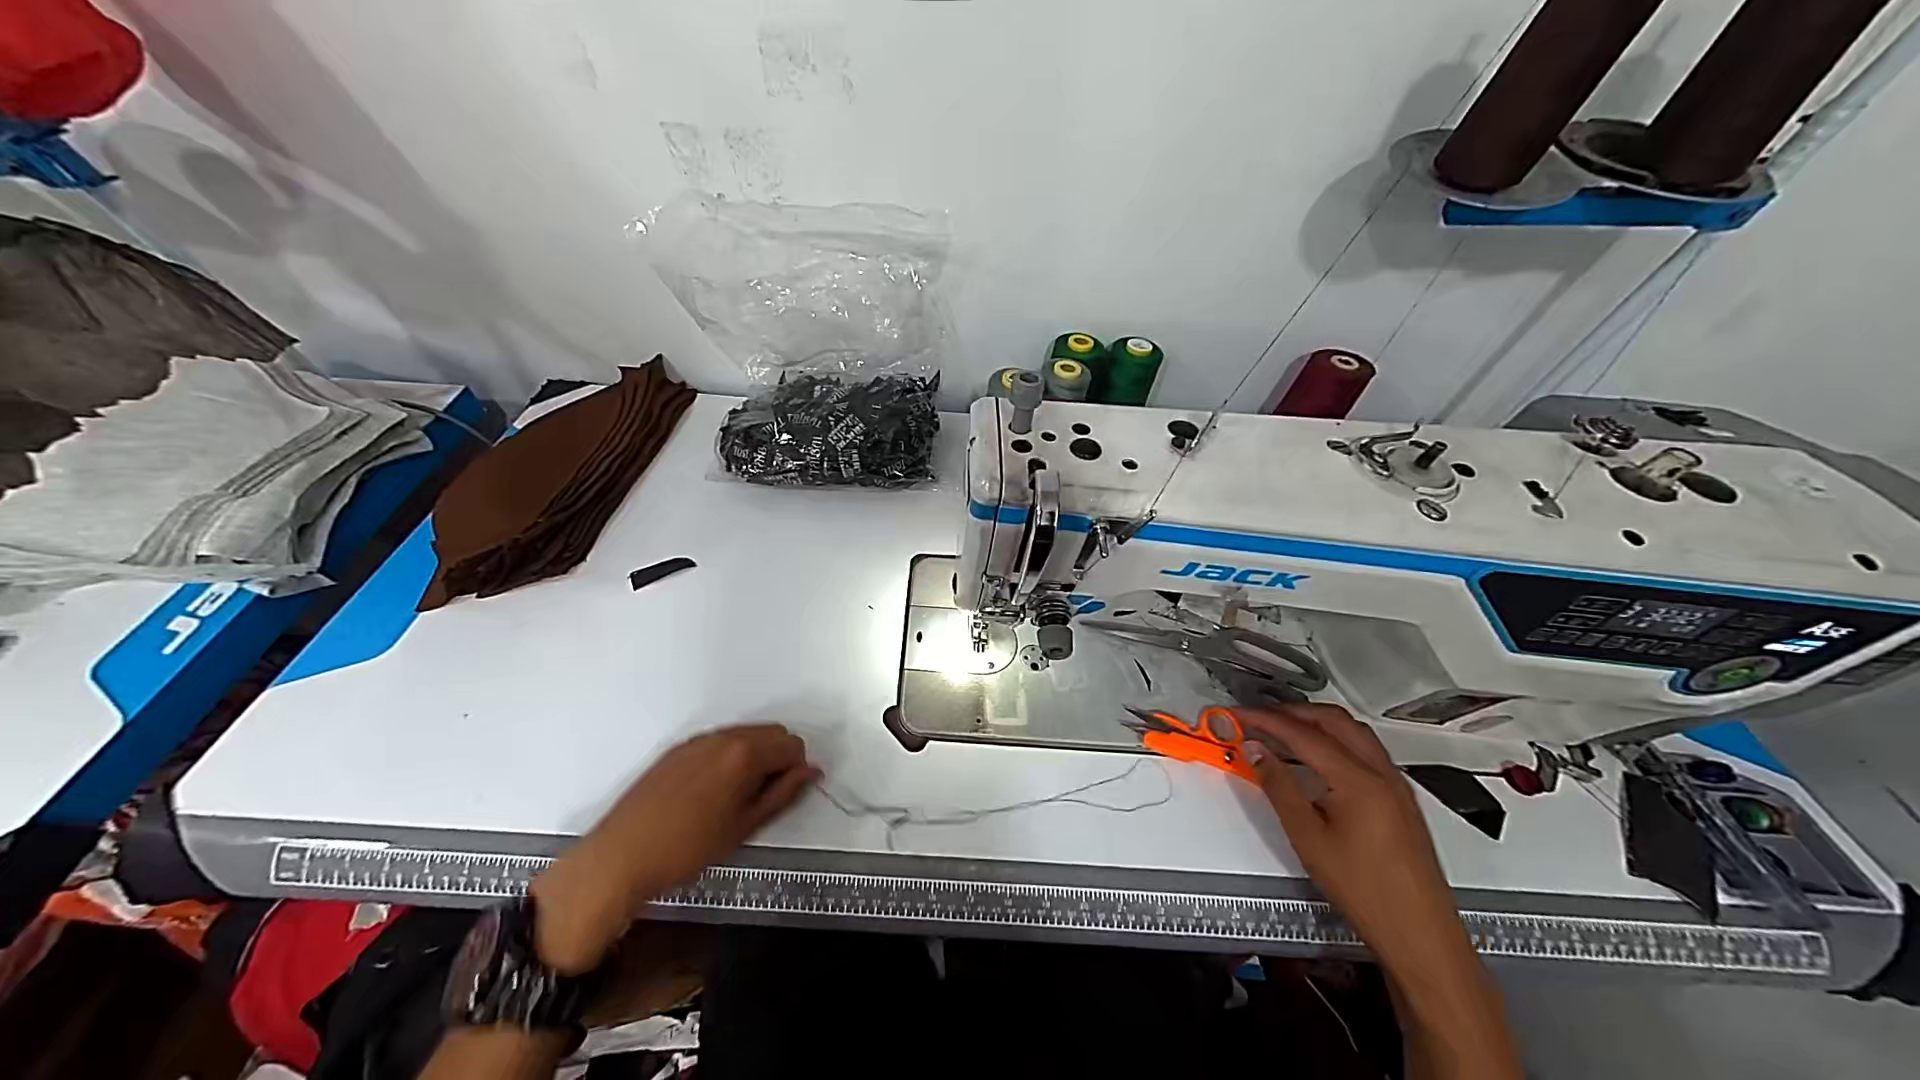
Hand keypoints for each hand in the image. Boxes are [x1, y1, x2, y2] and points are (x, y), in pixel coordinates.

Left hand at [531, 724, 817, 972]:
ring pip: (747, 734)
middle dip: (780, 757)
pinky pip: (721, 740)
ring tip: (738, 796)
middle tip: (765, 796)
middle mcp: (724, 736)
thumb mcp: (745, 825)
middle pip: (773, 732)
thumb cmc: (689, 847)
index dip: (797, 770)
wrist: (622, 855)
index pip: (793, 745)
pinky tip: (714, 790)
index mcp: (745, 753)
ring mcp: (699, 739)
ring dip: (756, 755)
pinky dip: (730, 755)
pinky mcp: (679, 748)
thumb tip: (811, 771)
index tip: (784, 795)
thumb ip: (784, 793)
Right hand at [1242, 705, 1522, 1079]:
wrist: (1420, 933)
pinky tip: (1315, 757)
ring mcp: (1396, 782)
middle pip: (1333, 720)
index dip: (1266, 719)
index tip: (1236, 713)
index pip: (1304, 734)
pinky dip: (1335, 739)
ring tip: (1281, 731)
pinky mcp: (1401, 796)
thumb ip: (1279, 786)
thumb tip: (1256, 748)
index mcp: (1358, 779)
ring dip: (1316, 722)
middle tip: (1257, 717)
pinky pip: (1365, 749)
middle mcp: (1382, 771)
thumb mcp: (1308, 838)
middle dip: (1292, 711)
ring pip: (1353, 731)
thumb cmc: (1360, 888)